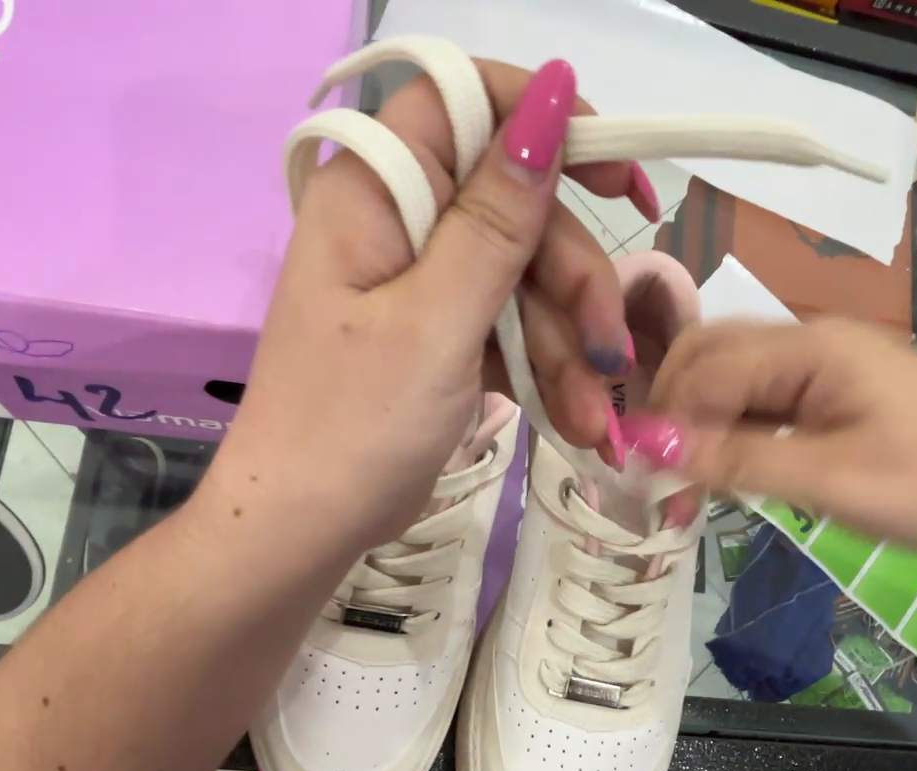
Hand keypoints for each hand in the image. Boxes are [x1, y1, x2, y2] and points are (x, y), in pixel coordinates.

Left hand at [213, 58, 652, 547]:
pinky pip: (510, 331)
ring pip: (525, 281)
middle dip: (573, 283)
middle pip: (515, 212)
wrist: (304, 528)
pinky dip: (547, 374)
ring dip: (570, 350)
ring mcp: (422, 288)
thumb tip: (549, 96)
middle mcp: (400, 227)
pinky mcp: (441, 340)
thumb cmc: (355, 426)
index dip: (542, 122)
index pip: (462, 106)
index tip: (612, 176)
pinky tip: (578, 421)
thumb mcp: (436, 322)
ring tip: (595, 422)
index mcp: (377, 196)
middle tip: (610, 354)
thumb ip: (497, 219)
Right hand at [650, 318, 916, 560]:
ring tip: (690, 482)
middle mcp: (813, 340)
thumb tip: (650, 445)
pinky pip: (767, 397)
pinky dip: (736, 429)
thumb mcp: (833, 480)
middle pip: (709, 355)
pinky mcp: (843, 392)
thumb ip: (738, 458)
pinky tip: (735, 468)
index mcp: (810, 345)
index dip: (661, 418)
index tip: (640, 480)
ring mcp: (830, 364)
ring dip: (701, 422)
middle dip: (672, 410)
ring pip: (735, 377)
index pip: (702, 366)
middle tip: (660, 480)